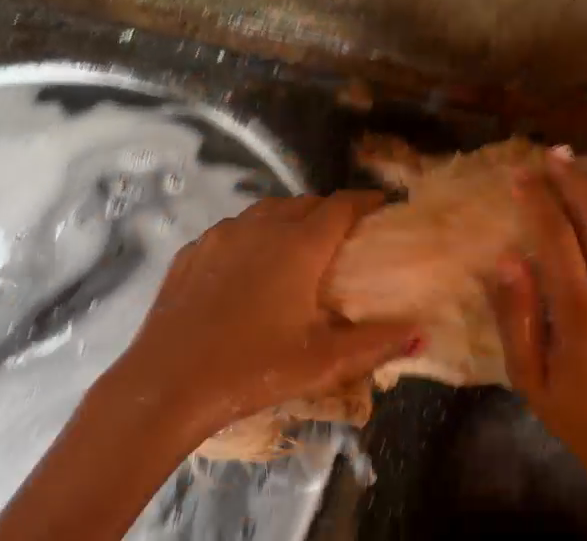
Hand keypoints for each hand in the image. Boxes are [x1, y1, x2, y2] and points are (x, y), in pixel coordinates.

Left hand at [0, 191, 419, 540]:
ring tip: (298, 250)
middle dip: (330, 212)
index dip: (367, 202)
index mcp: (301, 244)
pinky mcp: (192, 251)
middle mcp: (263, 225)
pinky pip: (233, 231)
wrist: (165, 385)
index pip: (343, 204)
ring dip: (289, 221)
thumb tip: (421, 331)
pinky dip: (251, 238)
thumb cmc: (252, 369)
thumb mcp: (322, 363)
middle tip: (345, 239)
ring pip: (267, 212)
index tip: (384, 208)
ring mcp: (223, 234)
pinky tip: (248, 270)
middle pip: (306, 203)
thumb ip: (376, 344)